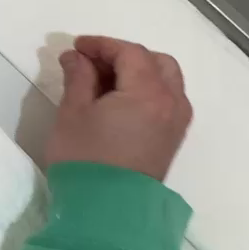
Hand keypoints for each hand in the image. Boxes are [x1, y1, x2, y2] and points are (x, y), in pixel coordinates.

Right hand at [43, 35, 192, 180]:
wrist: (106, 205)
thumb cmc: (84, 155)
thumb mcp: (72, 112)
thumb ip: (78, 78)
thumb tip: (76, 57)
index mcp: (148, 92)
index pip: (131, 52)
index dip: (102, 44)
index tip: (75, 46)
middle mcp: (172, 101)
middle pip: (156, 62)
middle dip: (124, 55)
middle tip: (90, 61)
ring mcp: (177, 120)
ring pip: (166, 80)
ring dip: (137, 71)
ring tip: (102, 80)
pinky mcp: (172, 136)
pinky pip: (166, 98)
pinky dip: (145, 89)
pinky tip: (118, 99)